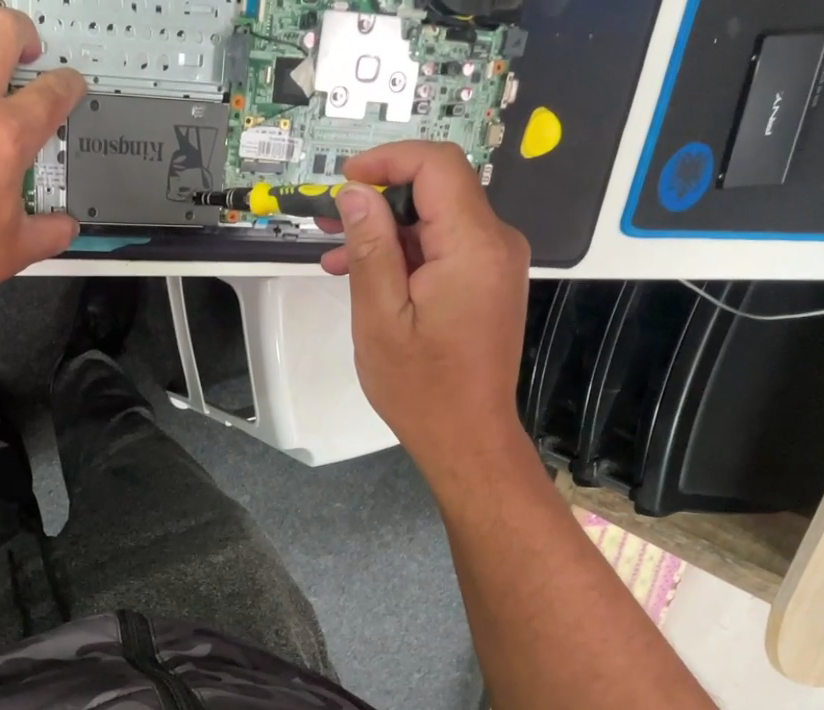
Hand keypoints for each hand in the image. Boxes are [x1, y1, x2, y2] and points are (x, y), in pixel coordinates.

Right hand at [319, 142, 532, 472]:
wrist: (466, 434)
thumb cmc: (420, 387)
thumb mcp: (379, 318)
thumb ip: (370, 249)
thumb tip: (356, 194)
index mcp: (473, 246)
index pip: (438, 166)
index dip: (389, 160)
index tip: (346, 180)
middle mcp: (497, 243)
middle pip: (438, 191)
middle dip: (380, 200)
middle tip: (326, 223)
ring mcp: (497, 263)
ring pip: (438, 221)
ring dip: (387, 233)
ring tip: (335, 257)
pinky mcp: (489, 281)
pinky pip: (446, 249)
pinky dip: (407, 255)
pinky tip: (368, 277)